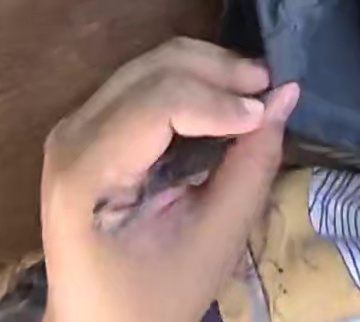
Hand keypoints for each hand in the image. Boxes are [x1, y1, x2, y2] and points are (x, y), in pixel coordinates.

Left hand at [40, 37, 298, 321]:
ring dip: (208, 66)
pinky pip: (148, 75)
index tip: (263, 112)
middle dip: (217, 71)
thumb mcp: (212, 245)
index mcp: (85, 172)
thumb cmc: (152, 299)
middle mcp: (72, 132)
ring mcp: (78, 120)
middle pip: (155, 69)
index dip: (216, 99)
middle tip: (267, 86)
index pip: (157, 103)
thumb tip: (286, 94)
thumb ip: (251, 166)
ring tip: (252, 87)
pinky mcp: (93, 117)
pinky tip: (223, 92)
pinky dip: (193, 75)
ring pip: (154, 61)